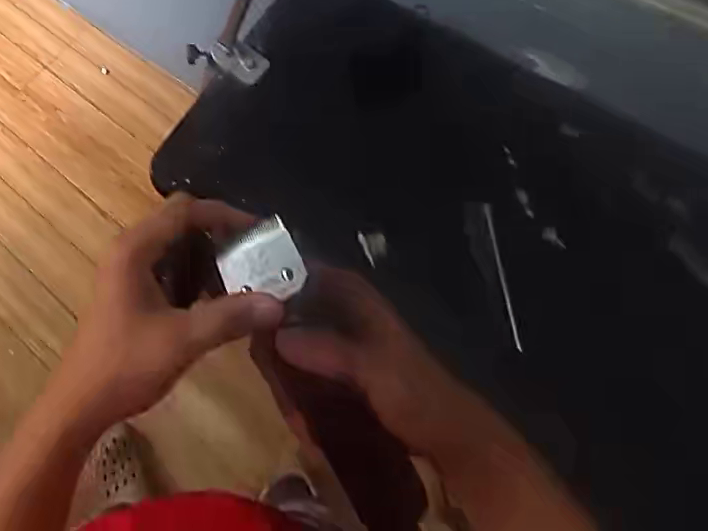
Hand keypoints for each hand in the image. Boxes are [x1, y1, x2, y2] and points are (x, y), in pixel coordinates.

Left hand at [47, 194, 285, 429]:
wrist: (79, 405)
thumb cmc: (125, 365)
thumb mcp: (182, 340)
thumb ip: (229, 317)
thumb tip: (277, 303)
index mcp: (135, 247)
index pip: (185, 209)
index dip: (223, 213)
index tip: (258, 229)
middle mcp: (130, 247)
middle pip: (180, 221)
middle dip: (219, 232)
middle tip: (256, 252)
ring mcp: (128, 267)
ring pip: (175, 243)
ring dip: (208, 252)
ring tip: (244, 272)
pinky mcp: (131, 287)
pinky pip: (169, 263)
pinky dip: (194, 270)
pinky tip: (217, 295)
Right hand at [264, 268, 593, 530]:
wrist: (454, 436)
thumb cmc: (416, 390)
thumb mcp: (372, 367)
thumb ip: (328, 349)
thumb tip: (277, 334)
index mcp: (357, 298)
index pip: (311, 270)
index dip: (282, 278)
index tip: (253, 298)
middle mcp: (348, 314)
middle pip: (299, 310)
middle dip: (281, 341)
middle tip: (270, 369)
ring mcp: (346, 345)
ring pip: (302, 344)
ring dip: (291, 374)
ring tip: (295, 408)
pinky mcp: (347, 374)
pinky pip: (312, 373)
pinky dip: (304, 392)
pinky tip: (305, 418)